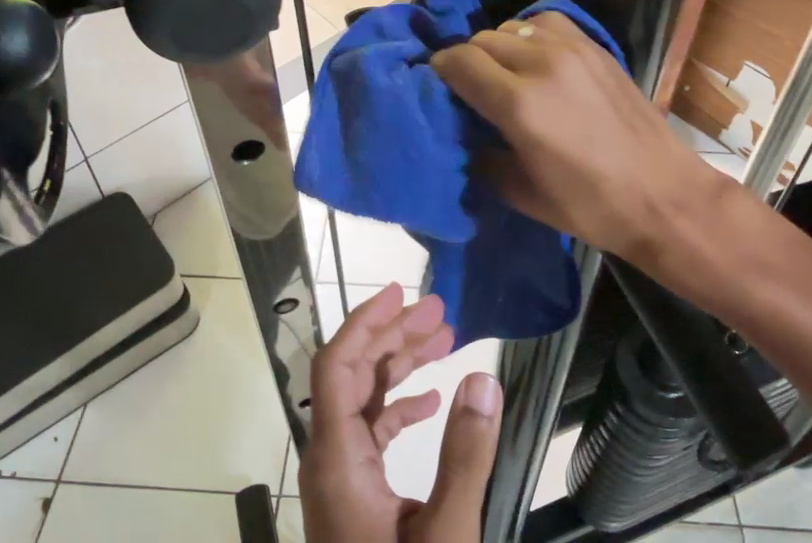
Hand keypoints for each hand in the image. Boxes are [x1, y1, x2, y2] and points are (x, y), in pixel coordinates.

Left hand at [299, 285, 502, 542]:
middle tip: (439, 311)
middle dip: (394, 335)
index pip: (335, 367)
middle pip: (352, 375)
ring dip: (402, 367)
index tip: (399, 292)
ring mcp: (340, 476)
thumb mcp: (444, 531)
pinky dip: (400, 407)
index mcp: (337, 458)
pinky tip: (434, 400)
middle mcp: (330, 458)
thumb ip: (464, 458)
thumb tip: (482, 380)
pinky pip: (371, 431)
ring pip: (363, 400)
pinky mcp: (354, 492)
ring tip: (446, 341)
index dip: (363, 323)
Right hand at [432, 11, 718, 260]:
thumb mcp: (522, 193)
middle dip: (466, 61)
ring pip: (512, 27)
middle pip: (481, 40)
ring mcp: (573, 50)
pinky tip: (535, 59)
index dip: (441, 71)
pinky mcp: (596, 47)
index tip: (439, 87)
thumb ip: (483, 158)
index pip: (458, 62)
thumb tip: (463, 136)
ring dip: (498, 46)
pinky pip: (547, 23)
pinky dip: (530, 35)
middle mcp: (541, 64)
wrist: (663, 195)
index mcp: (519, 104)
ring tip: (503, 73)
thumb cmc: (590, 206)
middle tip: (469, 88)